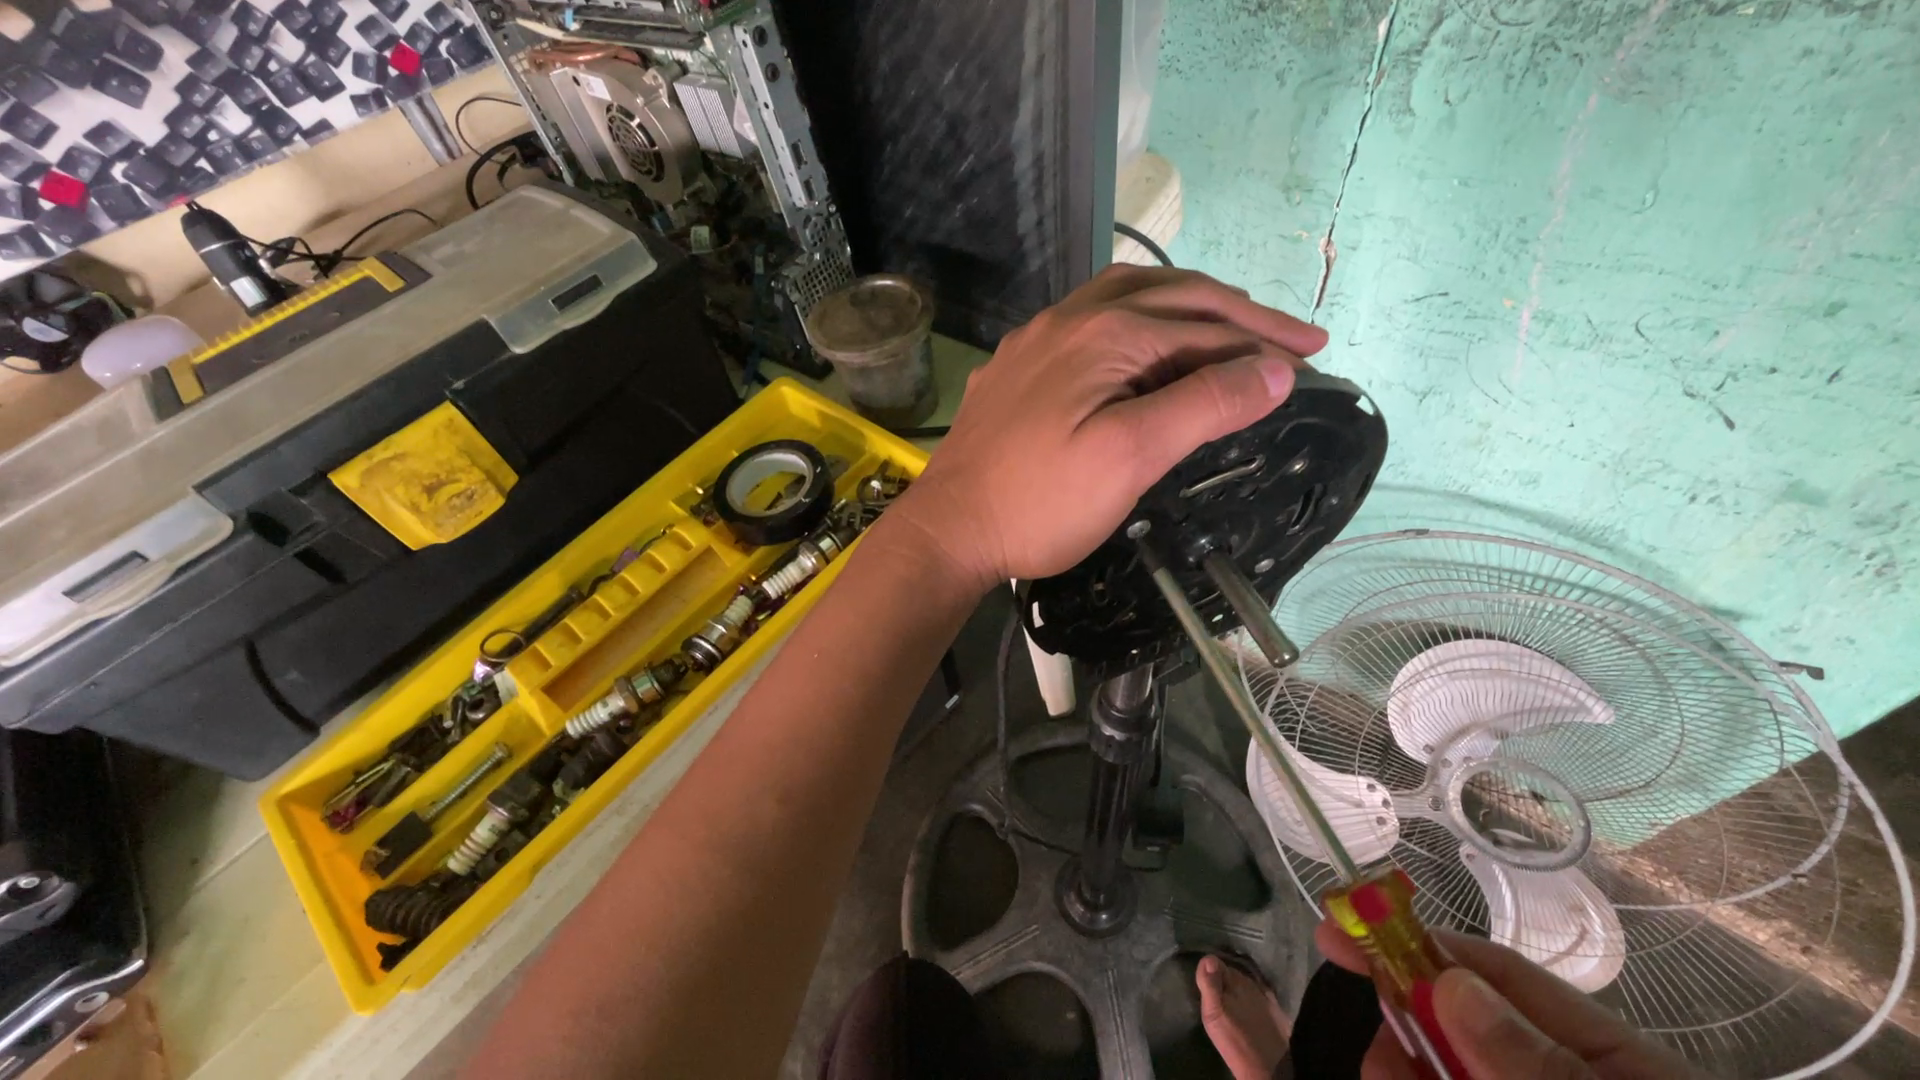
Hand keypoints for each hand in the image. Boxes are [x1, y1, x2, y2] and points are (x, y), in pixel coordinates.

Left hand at [891, 265, 1327, 591]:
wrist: (950, 529)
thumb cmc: (1041, 502)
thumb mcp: (1131, 456)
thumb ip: (1203, 406)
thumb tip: (1275, 371)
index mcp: (1106, 333)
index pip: (1206, 327)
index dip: (1264, 344)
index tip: (1314, 360)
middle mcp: (1071, 318)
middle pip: (1172, 298)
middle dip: (1238, 316)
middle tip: (1293, 339)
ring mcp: (1039, 339)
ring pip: (1129, 300)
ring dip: (1187, 307)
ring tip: (1230, 328)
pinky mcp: (1021, 367)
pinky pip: (1093, 322)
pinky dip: (1140, 322)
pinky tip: (1147, 345)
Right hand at [1312, 919, 1699, 1079]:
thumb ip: (1538, 1064)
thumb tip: (1450, 985)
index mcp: (1605, 1059)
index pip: (1501, 977)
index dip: (1422, 944)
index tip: (1347, 929)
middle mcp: (1557, 1079)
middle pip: (1462, 1025)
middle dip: (1403, 1017)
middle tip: (1361, 1030)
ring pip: (1447, 1071)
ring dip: (1402, 1066)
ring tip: (1376, 1069)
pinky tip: (1394, 1077)